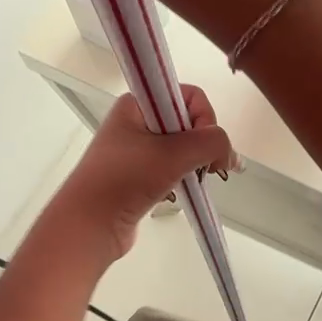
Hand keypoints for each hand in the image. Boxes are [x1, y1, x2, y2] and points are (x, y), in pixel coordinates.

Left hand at [47, 85, 235, 259]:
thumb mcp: (174, 154)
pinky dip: (185, 177)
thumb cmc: (125, 180)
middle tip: (205, 169)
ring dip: (195, 164)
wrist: (89, 224)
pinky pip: (174, 167)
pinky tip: (184, 191)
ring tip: (193, 182)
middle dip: (203, 144)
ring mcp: (137, 149)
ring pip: (184, 147)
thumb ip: (212, 143)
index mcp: (138, 104)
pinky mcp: (140, 174)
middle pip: (189, 121)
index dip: (205, 118)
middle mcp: (137, 120)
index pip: (189, 96)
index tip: (204, 147)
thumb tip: (232, 155)